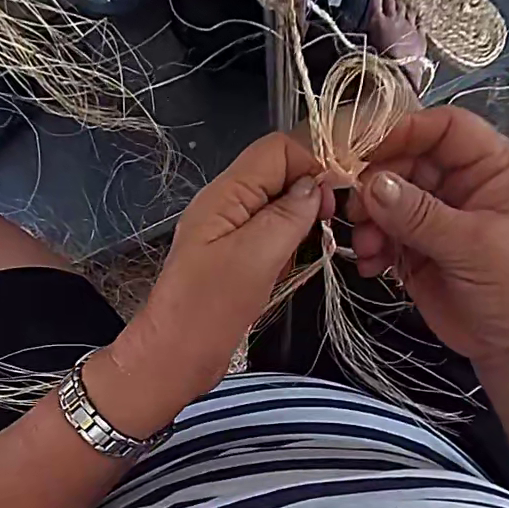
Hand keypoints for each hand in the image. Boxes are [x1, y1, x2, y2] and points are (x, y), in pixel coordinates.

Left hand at [91, 132, 327, 433]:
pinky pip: (271, 235)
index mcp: (225, 194)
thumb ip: (287, 215)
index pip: (277, 149)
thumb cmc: (210, 308)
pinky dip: (289, 245)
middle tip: (327, 227)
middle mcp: (227, 204)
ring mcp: (230, 232)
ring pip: (278, 206)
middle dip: (310, 193)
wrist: (175, 358)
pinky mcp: (235, 257)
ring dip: (301, 222)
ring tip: (310, 250)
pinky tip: (292, 266)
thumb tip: (316, 185)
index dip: (311, 164)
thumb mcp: (255, 257)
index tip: (334, 201)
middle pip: (279, 174)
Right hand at [346, 107, 508, 368]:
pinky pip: (383, 235)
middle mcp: (461, 185)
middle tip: (358, 212)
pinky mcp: (416, 251)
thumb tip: (369, 184)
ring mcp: (435, 219)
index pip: (444, 129)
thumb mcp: (474, 245)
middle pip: (406, 162)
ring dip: (369, 220)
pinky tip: (371, 266)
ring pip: (387, 200)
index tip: (362, 153)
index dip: (404, 133)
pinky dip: (371, 247)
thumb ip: (419, 214)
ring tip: (369, 249)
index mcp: (492, 167)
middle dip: (377, 185)